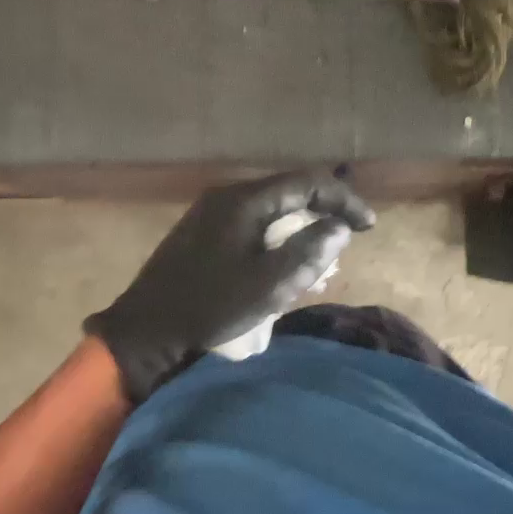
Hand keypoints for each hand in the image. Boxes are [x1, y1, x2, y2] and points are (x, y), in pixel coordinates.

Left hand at [85, 170, 376, 402]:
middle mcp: (225, 197)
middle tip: (344, 246)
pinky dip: (274, 242)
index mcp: (244, 200)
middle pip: (287, 194)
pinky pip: (249, 227)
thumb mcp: (269, 285)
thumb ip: (309, 251)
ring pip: (268, 213)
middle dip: (321, 216)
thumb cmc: (210, 307)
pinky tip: (281, 269)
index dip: (343, 200)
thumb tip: (339, 227)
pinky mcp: (199, 235)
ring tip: (319, 265)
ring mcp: (209, 214)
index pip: (306, 183)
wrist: (145, 330)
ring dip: (298, 232)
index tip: (368, 227)